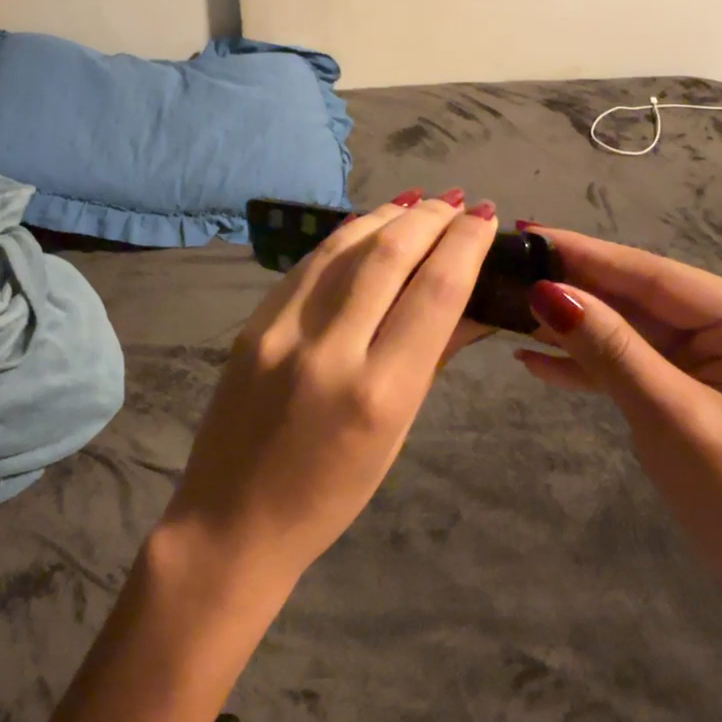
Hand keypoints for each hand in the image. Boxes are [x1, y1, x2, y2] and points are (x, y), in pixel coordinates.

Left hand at [161, 189, 498, 578]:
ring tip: (420, 203)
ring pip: (341, 249)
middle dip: (431, 218)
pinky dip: (342, 240)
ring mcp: (279, 332)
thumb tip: (474, 305)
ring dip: (386, 217)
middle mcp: (328, 350)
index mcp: (379, 392)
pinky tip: (366, 228)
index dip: (466, 244)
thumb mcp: (395, 435)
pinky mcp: (249, 326)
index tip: (488, 219)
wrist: (232, 519)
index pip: (434, 292)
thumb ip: (431, 360)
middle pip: (388, 255)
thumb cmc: (329, 496)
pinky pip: (306, 268)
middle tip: (460, 202)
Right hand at [513, 227, 721, 606]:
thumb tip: (546, 292)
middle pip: (644, 301)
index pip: (658, 278)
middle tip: (507, 266)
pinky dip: (594, 366)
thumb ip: (611, 351)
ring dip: (577, 328)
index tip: (527, 232)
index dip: (587, 256)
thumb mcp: (674, 421)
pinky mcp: (704, 392)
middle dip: (575, 289)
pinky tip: (538, 360)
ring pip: (636, 333)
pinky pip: (641, 367)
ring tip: (507, 308)